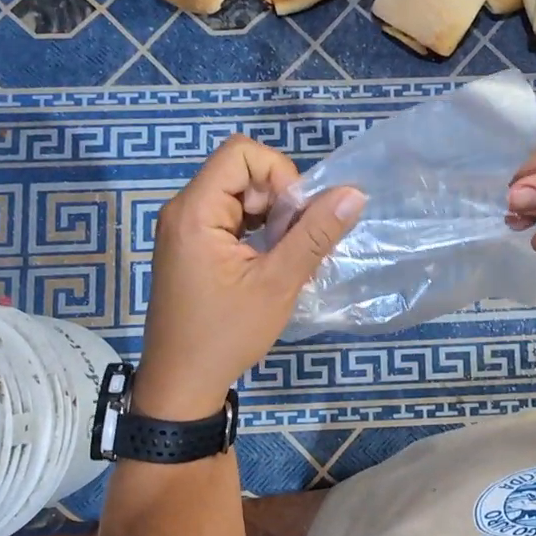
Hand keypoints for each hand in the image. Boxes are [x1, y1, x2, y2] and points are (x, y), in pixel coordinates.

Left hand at [136, 135, 364, 419]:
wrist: (182, 383)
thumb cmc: (226, 334)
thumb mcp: (278, 283)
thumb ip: (315, 234)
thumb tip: (354, 193)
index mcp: (195, 211)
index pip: (241, 153)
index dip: (278, 173)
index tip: (294, 216)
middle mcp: (184, 209)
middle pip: (240, 170)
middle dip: (277, 197)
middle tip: (292, 241)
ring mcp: (185, 227)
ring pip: (239, 192)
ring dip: (271, 214)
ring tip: (282, 254)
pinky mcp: (192, 244)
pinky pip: (231, 215)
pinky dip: (257, 228)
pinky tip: (269, 260)